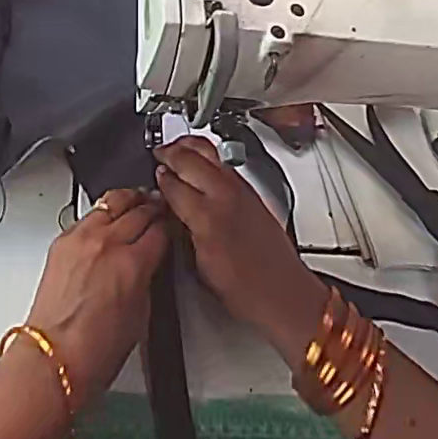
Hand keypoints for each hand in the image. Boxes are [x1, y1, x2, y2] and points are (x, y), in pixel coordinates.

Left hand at [22, 188, 170, 409]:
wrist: (53, 358)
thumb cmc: (93, 351)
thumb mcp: (140, 316)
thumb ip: (147, 278)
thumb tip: (149, 262)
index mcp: (133, 264)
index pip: (160, 230)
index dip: (169, 226)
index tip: (171, 225)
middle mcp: (107, 243)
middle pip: (139, 211)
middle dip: (153, 208)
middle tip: (159, 207)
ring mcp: (82, 238)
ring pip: (112, 201)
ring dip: (129, 199)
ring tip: (136, 198)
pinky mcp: (63, 240)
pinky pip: (88, 214)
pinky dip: (102, 211)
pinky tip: (108, 214)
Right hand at [155, 136, 328, 359]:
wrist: (283, 293)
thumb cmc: (247, 289)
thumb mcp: (200, 266)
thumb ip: (184, 231)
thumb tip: (174, 212)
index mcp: (206, 217)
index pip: (173, 186)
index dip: (159, 180)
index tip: (154, 175)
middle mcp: (224, 196)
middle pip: (189, 159)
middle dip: (169, 153)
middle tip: (159, 152)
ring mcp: (240, 190)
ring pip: (209, 152)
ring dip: (189, 146)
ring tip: (176, 146)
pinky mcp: (251, 191)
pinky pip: (224, 161)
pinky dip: (208, 153)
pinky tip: (202, 158)